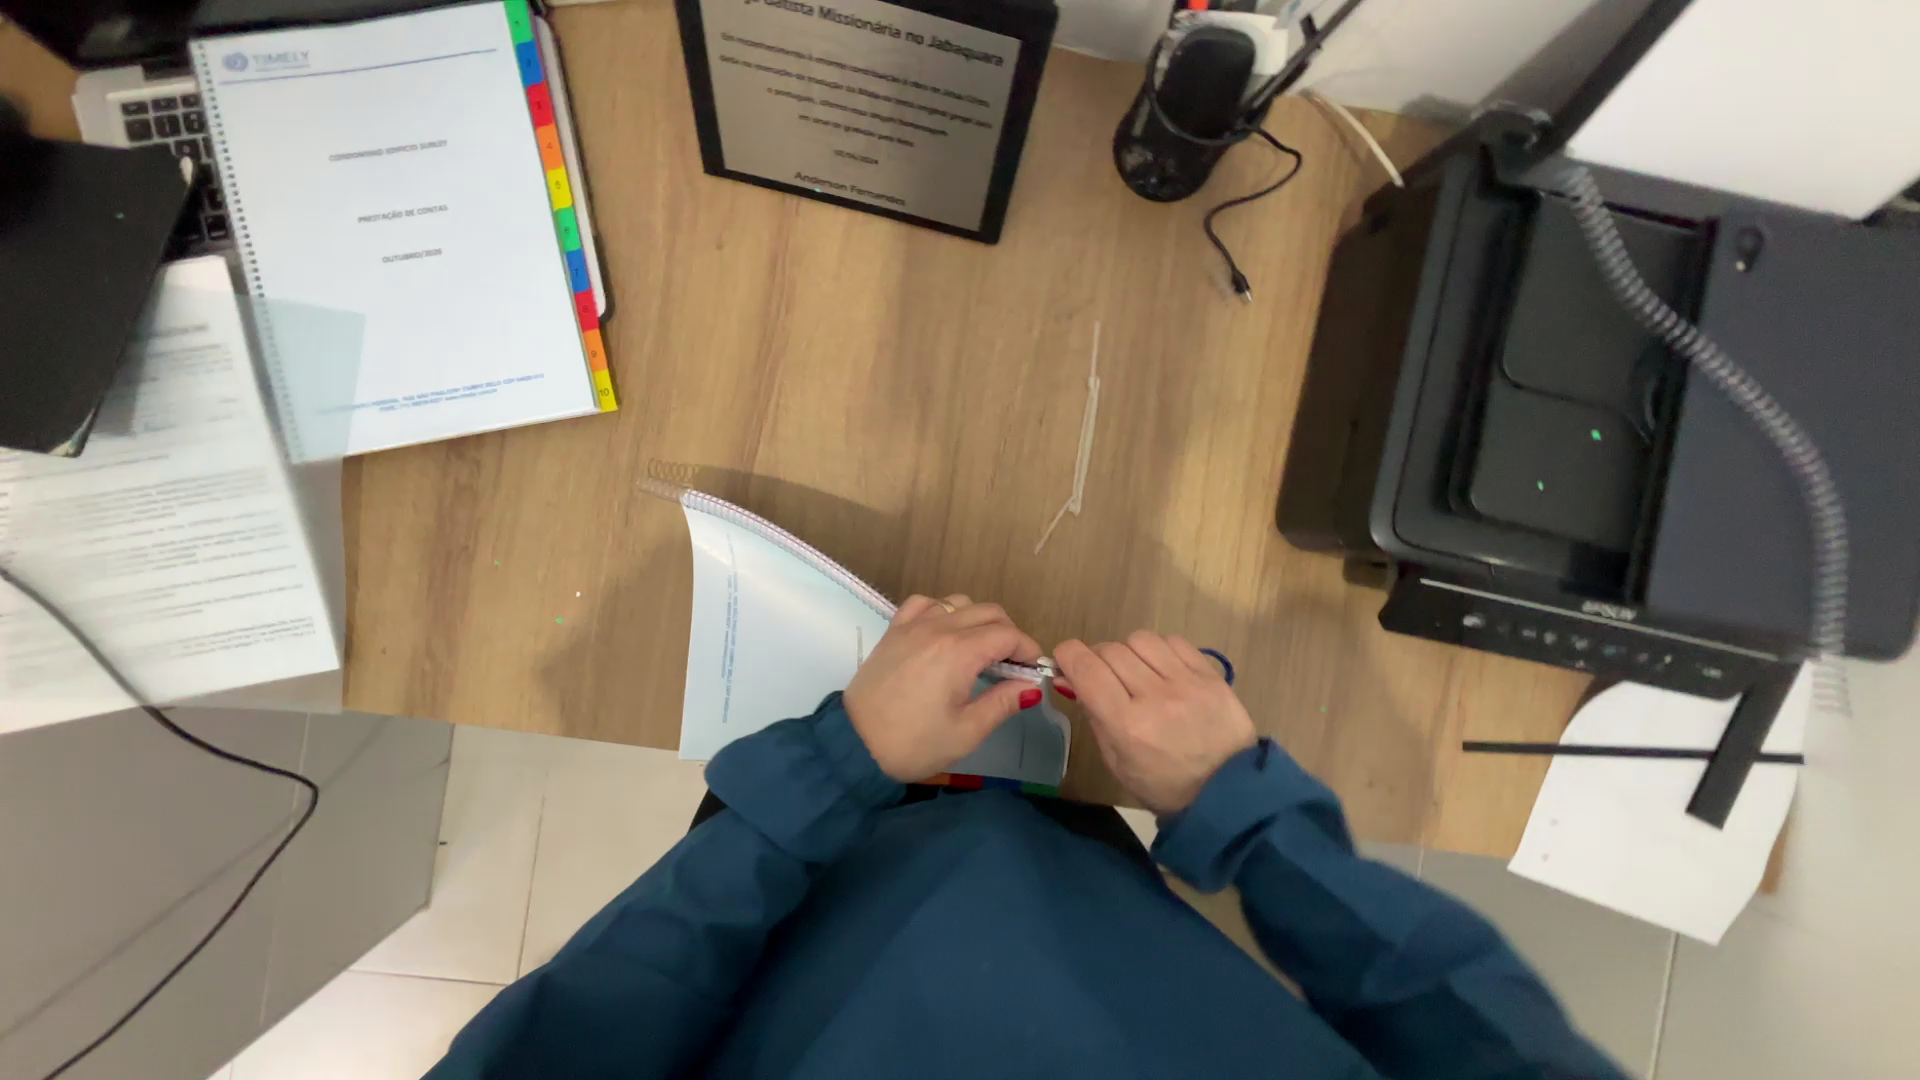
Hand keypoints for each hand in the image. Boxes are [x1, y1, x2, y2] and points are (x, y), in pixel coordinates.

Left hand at [844, 594, 1045, 782]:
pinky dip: (942, 610)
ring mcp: (913, 625)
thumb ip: (1002, 703)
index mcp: (960, 652)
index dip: (1027, 649)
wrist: (854, 745)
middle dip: (1008, 634)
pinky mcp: (894, 630)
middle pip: (988, 612)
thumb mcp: (966, 732)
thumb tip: (1031, 687)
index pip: (1007, 634)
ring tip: (980, 650)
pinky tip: (944, 632)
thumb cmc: (913, 743)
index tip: (1032, 670)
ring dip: (978, 620)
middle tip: (1011, 665)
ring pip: (958, 603)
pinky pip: (924, 603)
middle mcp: (938, 628)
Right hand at [1053, 631, 1255, 814]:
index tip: (1065, 661)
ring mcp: (1187, 682)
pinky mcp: (1210, 675)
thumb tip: (1070, 678)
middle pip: (1109, 650)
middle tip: (1103, 678)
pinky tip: (1161, 669)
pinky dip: (1159, 650)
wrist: (1228, 793)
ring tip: (1135, 671)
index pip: (1086, 668)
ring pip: (1140, 639)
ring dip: (1128, 652)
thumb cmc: (1163, 786)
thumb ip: (1093, 715)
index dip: (1067, 655)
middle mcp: (1155, 697)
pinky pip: (1173, 641)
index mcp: (1127, 725)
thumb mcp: (1116, 761)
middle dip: (1096, 659)